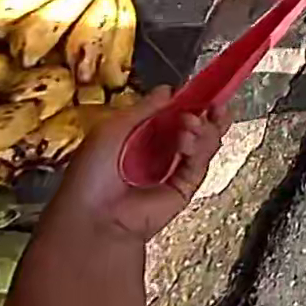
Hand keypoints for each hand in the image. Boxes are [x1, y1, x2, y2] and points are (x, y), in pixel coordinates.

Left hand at [48, 87, 231, 244]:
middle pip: (200, 125)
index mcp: (144, 135)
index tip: (203, 90)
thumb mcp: (111, 131)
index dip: (191, 101)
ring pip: (207, 139)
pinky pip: (204, 159)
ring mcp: (179, 166)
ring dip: (203, 128)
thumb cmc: (92, 174)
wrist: (95, 217)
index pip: (176, 113)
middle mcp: (164, 148)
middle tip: (213, 106)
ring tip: (189, 125)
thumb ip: (143, 109)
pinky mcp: (190, 182)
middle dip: (208, 113)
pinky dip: (199, 147)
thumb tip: (169, 89)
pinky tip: (186, 142)